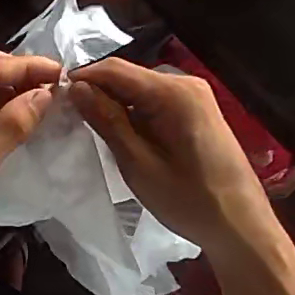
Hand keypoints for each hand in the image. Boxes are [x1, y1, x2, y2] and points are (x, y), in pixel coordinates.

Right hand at [69, 58, 280, 258]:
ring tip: (89, 128)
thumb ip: (107, 121)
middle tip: (67, 117)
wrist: (241, 225)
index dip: (81, 78)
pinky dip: (133, 113)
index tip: (54, 98)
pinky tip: (121, 135)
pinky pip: (154, 101)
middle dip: (96, 92)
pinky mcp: (196, 110)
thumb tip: (76, 88)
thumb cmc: (190, 200)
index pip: (114, 69)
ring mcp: (194, 96)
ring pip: (138, 89)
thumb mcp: (139, 164)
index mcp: (173, 92)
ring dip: (113, 104)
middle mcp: (185, 83)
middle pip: (127, 77)